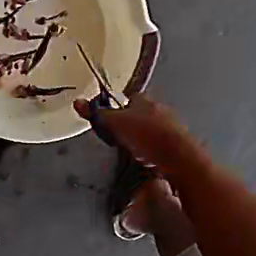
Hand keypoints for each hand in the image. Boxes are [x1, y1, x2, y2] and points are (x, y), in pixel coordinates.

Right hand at [75, 94, 210, 178]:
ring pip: (147, 128)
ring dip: (137, 136)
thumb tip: (78, 102)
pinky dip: (148, 148)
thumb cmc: (145, 135)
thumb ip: (95, 113)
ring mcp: (170, 126)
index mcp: (144, 100)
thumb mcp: (112, 123)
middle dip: (126, 122)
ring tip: (127, 148)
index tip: (106, 116)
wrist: (177, 158)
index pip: (126, 97)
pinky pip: (156, 142)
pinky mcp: (176, 143)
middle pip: (137, 113)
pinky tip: (142, 156)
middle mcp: (159, 109)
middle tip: (114, 134)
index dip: (114, 106)